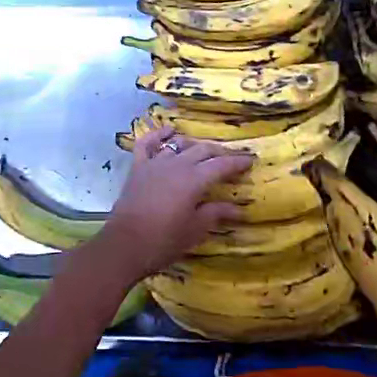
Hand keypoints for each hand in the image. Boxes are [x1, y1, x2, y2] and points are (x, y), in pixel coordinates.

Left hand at [96, 126, 252, 280]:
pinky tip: (169, 131)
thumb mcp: (195, 229)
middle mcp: (176, 165)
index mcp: (194, 179)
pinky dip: (158, 135)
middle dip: (220, 153)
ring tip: (205, 151)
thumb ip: (216, 213)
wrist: (125, 244)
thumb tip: (238, 208)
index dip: (237, 162)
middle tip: (231, 159)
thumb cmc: (164, 240)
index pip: (221, 165)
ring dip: (194, 145)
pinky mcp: (137, 168)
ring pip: (179, 145)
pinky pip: (147, 144)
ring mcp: (154, 164)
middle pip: (202, 151)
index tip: (250, 160)